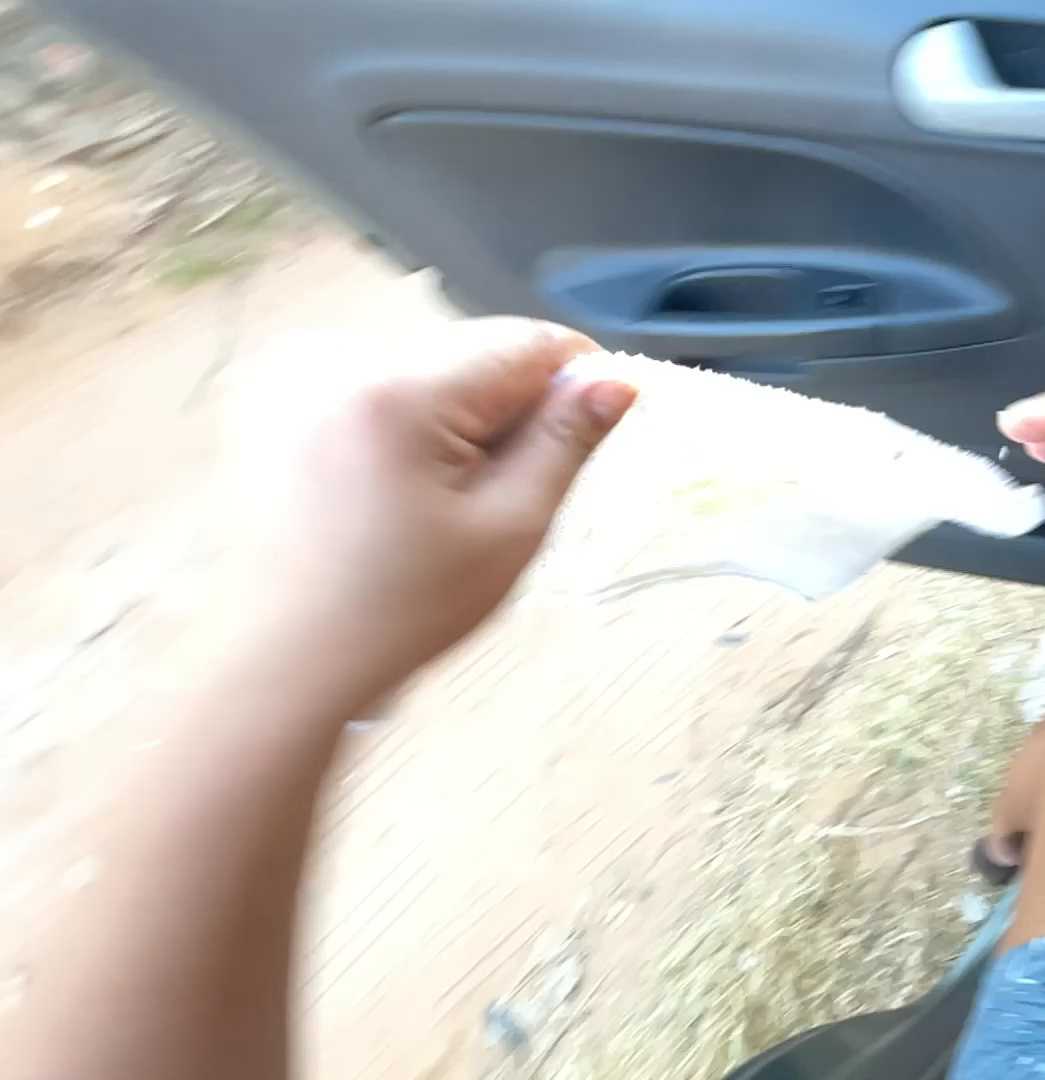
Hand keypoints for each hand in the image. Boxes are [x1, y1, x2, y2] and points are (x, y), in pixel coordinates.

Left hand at [242, 317, 634, 683]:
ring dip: (480, 412)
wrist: (298, 656)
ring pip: (446, 363)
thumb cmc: (417, 602)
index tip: (594, 427)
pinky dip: (434, 418)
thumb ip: (566, 440)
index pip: (527, 342)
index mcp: (399, 393)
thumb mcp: (515, 524)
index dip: (580, 375)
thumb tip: (619, 381)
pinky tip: (422, 478)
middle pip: (482, 348)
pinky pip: (400, 380)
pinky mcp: (290, 393)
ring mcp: (305, 373)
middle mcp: (341, 359)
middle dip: (524, 401)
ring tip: (467, 488)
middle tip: (524, 480)